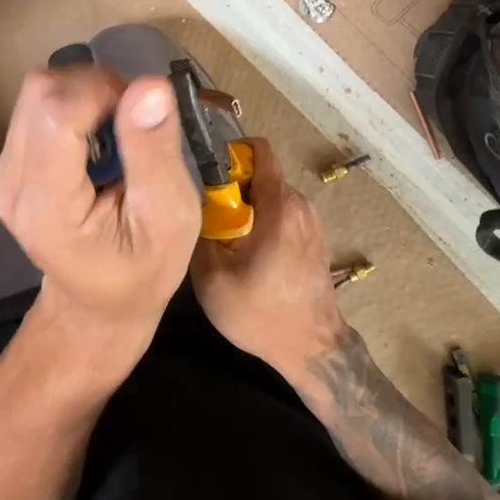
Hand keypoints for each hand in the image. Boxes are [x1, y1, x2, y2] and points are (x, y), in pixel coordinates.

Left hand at [0, 67, 202, 377]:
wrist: (99, 303)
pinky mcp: (9, 162)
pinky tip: (101, 140)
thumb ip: (155, 152)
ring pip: (37, 92)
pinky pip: (37, 106)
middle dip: (96, 88)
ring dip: (86, 93)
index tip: (145, 115)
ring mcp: (4, 172)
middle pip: (42, 92)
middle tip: (137, 122)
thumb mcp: (169, 219)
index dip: (104, 93)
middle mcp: (11, 185)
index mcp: (47, 208)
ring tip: (121, 133)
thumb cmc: (143, 270)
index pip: (56, 113)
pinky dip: (75, 105)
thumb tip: (150, 86)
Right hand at [191, 138, 348, 374]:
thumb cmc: (260, 314)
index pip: (259, 149)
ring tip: (219, 230)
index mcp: (279, 205)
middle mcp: (299, 203)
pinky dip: (259, 218)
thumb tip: (187, 200)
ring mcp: (310, 219)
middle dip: (230, 182)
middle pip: (259, 172)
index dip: (229, 150)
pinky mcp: (311, 236)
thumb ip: (199, 229)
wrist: (312, 350)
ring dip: (244, 203)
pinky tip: (241, 247)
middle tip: (202, 206)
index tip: (203, 167)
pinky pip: (279, 211)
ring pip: (268, 193)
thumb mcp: (211, 277)